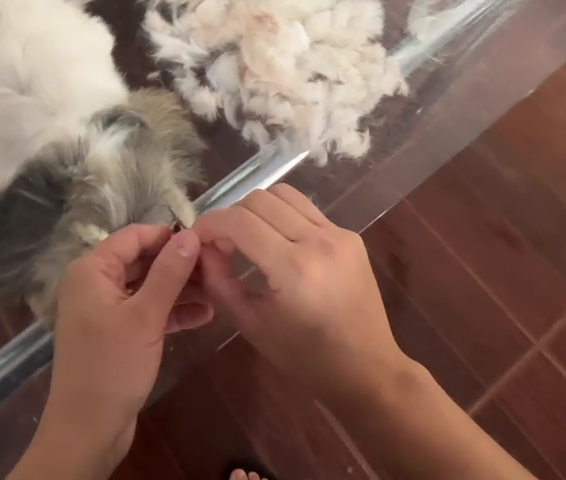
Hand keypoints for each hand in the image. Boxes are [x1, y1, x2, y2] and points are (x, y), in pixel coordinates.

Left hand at [12, 226, 210, 479]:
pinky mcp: (114, 334)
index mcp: (92, 270)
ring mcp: (103, 310)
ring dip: (179, 289)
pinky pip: (144, 312)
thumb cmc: (112, 366)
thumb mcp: (145, 316)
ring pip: (145, 287)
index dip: (167, 236)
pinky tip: (203, 315)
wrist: (86, 430)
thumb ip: (168, 273)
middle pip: (140, 261)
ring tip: (217, 290)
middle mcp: (94, 283)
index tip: (204, 240)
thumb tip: (190, 235)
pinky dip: (169, 312)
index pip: (133, 237)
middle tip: (216, 266)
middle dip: (177, 264)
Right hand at [192, 185, 412, 406]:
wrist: (368, 372)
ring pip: (282, 194)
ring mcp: (338, 234)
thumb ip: (219, 282)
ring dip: (256, 210)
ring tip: (249, 237)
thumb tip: (201, 247)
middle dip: (231, 216)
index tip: (196, 238)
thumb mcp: (252, 326)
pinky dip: (282, 217)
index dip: (210, 224)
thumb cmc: (306, 359)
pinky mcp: (349, 235)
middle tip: (222, 243)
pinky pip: (305, 209)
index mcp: (293, 269)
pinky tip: (279, 243)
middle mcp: (318, 241)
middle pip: (258, 200)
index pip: (239, 222)